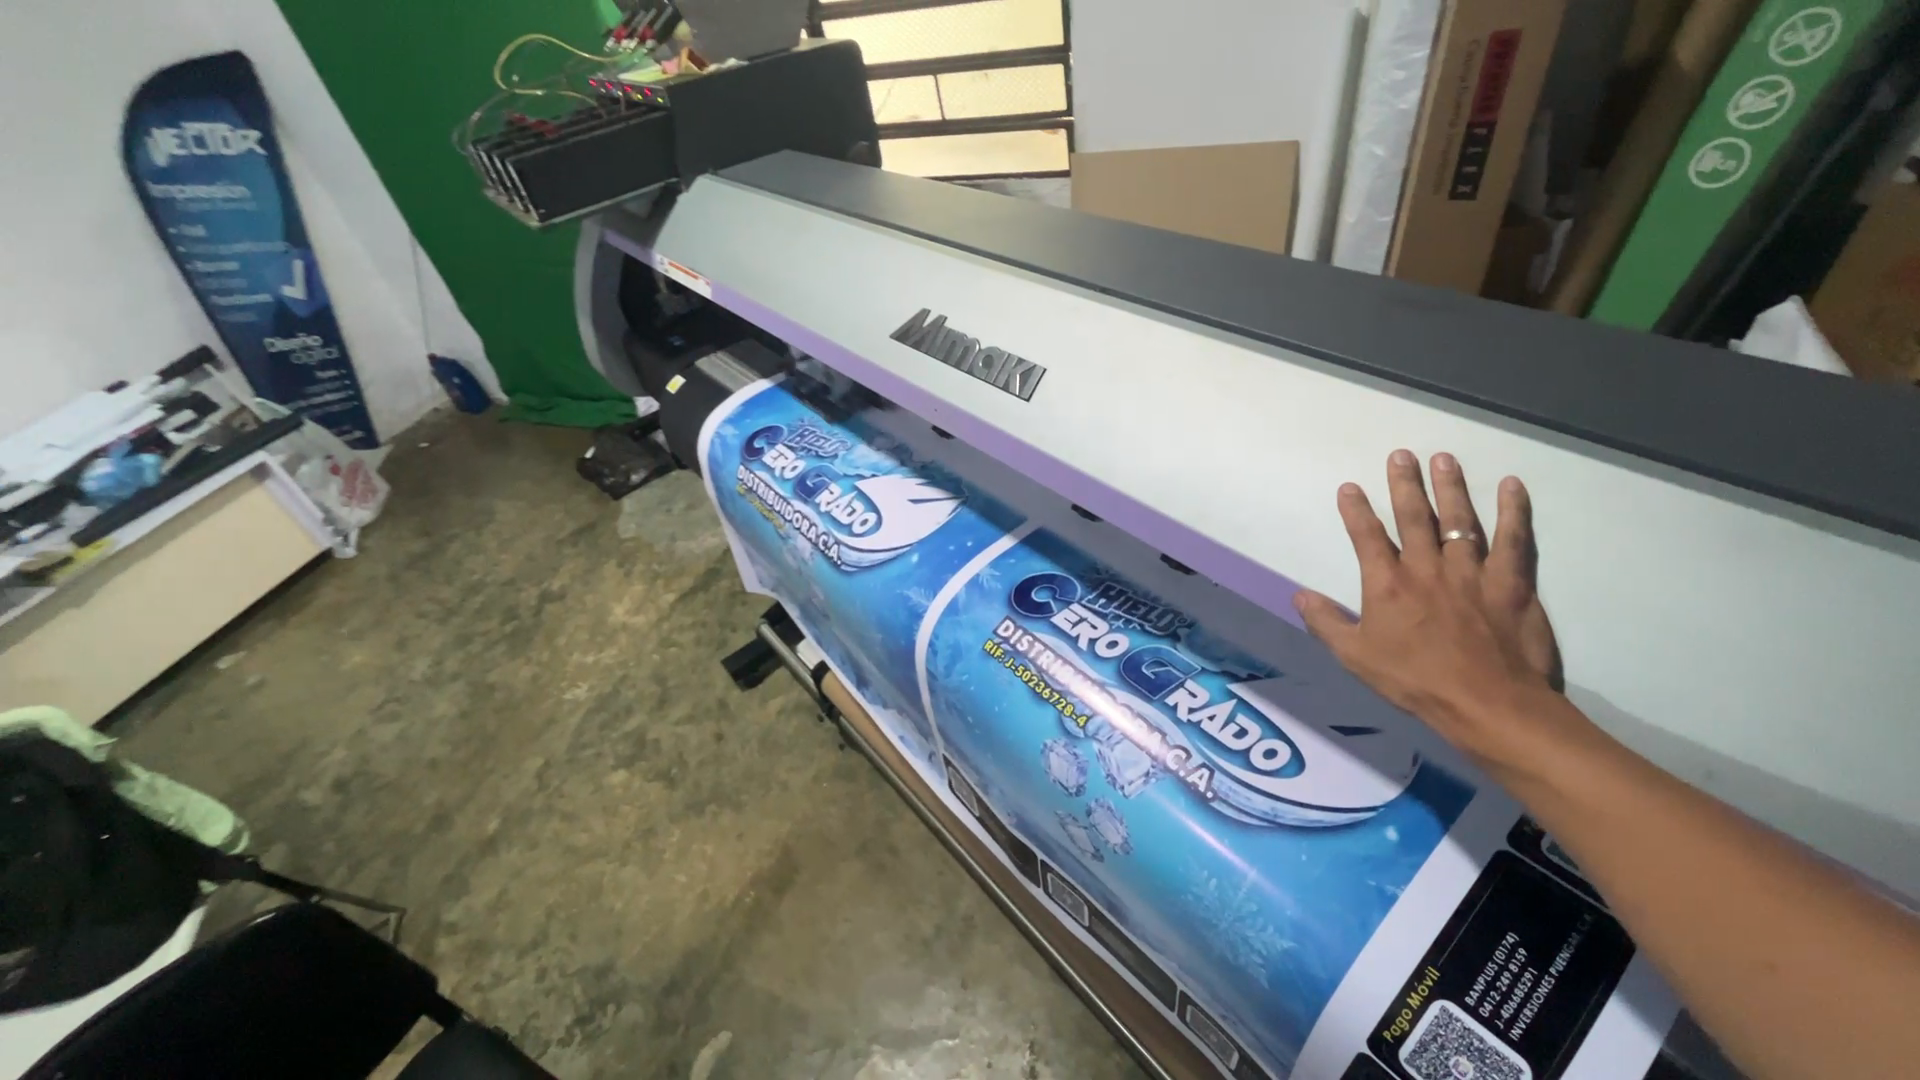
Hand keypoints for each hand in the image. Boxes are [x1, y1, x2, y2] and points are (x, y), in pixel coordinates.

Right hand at [1293, 450, 1561, 758]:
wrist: (1488, 703)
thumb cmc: (1415, 682)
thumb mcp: (1356, 658)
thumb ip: (1326, 624)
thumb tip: (1298, 596)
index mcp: (1388, 585)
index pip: (1367, 537)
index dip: (1356, 510)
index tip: (1349, 487)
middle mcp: (1427, 568)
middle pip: (1414, 516)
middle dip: (1404, 484)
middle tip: (1400, 455)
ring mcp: (1472, 572)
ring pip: (1460, 519)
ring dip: (1450, 486)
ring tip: (1443, 458)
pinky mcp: (1512, 582)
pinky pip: (1513, 539)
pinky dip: (1514, 510)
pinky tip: (1511, 486)